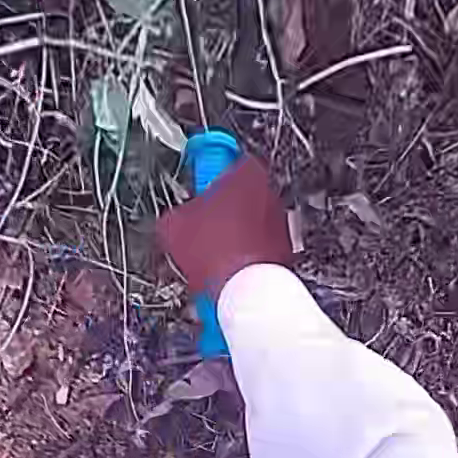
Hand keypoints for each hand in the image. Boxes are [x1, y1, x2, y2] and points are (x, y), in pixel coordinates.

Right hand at [156, 156, 293, 297]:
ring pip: (249, 227)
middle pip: (238, 198)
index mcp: (247, 172)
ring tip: (212, 258)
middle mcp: (271, 194)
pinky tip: (227, 274)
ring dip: (232, 239)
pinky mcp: (285, 256)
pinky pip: (258, 253)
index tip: (198, 189)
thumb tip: (173, 222)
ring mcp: (281, 226)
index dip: (206, 181)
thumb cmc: (217, 253)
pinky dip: (244, 260)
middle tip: (200, 230)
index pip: (224, 163)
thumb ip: (176, 213)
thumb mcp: (175, 225)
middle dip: (220, 214)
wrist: (246, 293)